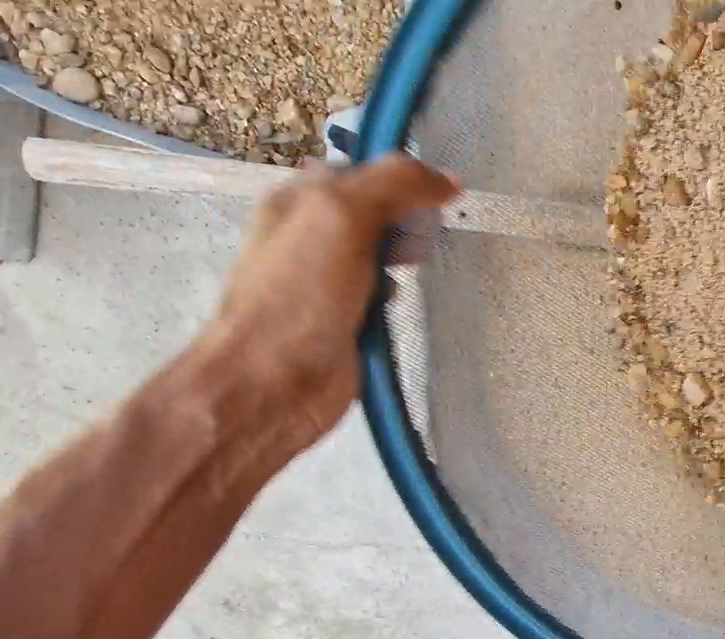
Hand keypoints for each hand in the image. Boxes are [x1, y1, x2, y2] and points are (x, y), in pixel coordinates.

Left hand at [208, 155, 457, 449]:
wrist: (275, 381)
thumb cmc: (299, 295)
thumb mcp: (342, 218)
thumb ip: (392, 187)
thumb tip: (448, 179)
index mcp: (299, 200)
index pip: (361, 171)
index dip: (402, 178)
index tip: (441, 197)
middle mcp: (313, 236)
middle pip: (377, 213)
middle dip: (411, 220)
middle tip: (432, 236)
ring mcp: (332, 281)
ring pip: (385, 256)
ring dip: (409, 259)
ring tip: (425, 267)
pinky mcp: (350, 321)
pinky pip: (387, 299)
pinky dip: (403, 298)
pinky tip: (407, 307)